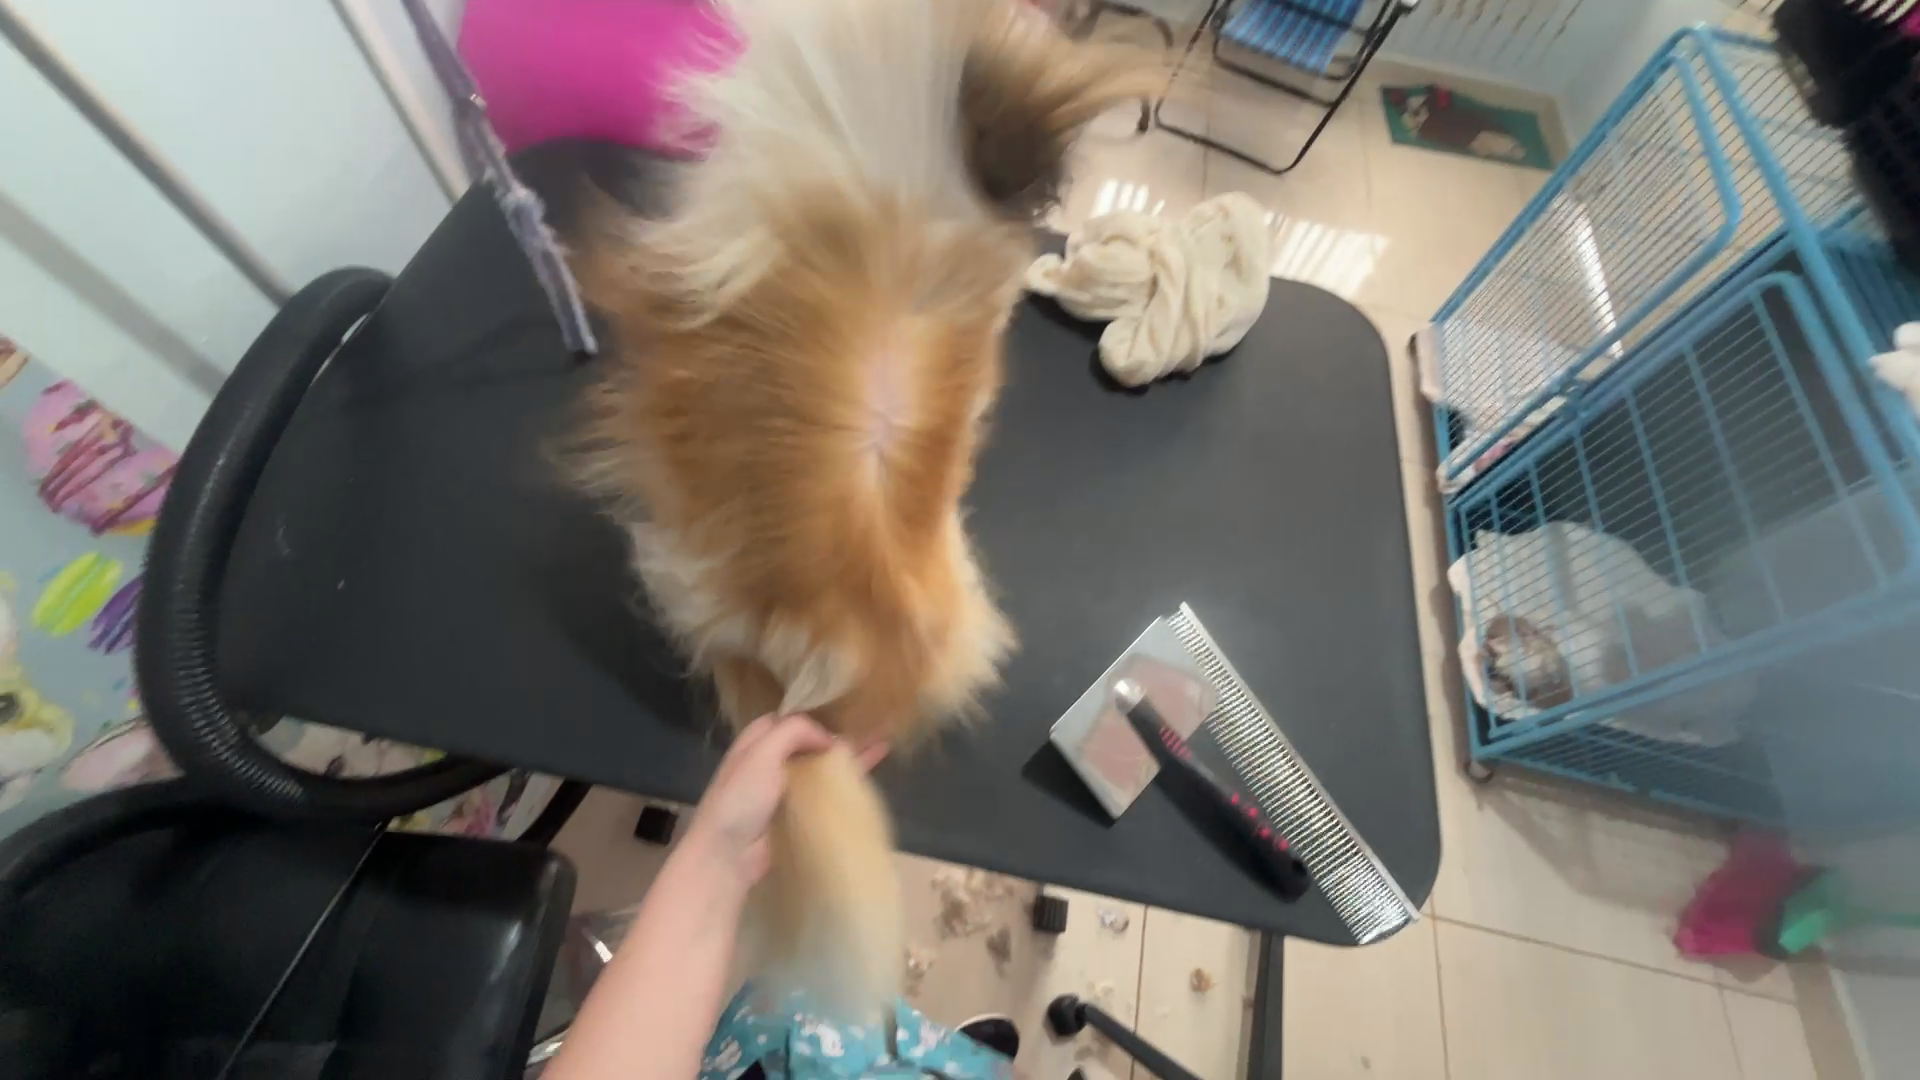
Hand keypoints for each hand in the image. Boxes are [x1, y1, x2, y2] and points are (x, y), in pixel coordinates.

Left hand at [684, 714, 887, 886]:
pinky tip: (872, 772)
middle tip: (871, 723)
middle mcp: (773, 760)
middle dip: (837, 733)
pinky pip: (829, 791)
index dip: (813, 712)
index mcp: (757, 741)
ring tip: (882, 742)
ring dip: (848, 755)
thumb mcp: (761, 752)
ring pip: (823, 765)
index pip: (789, 718)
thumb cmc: (740, 797)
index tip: (843, 708)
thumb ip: (794, 731)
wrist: (728, 855)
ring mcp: (788, 787)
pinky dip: (849, 780)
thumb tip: (829, 739)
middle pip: (810, 740)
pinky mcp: (801, 811)